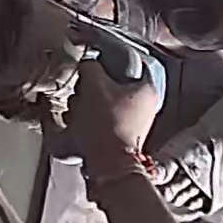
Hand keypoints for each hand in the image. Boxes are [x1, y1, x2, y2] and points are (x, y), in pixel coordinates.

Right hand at [67, 59, 159, 174]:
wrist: (105, 162)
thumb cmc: (105, 124)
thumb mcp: (94, 84)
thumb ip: (90, 67)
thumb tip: (87, 64)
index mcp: (146, 89)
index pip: (129, 63)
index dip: (107, 60)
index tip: (94, 63)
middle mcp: (144, 106)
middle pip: (112, 84)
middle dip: (90, 87)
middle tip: (81, 90)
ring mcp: (132, 122)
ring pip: (104, 101)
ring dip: (86, 103)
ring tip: (77, 109)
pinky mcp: (119, 135)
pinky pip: (100, 118)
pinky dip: (88, 118)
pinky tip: (77, 122)